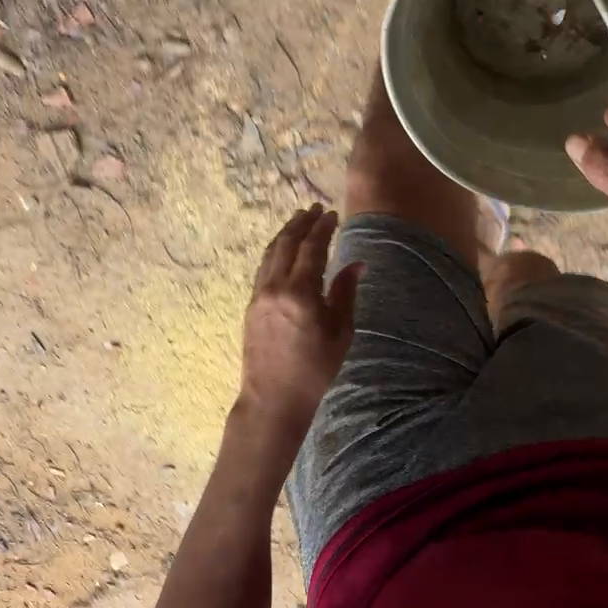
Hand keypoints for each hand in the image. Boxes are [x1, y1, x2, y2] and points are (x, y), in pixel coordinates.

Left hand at [235, 205, 361, 438]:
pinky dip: (274, 251)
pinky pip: (263, 267)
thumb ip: (345, 293)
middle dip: (302, 223)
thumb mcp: (340, 333)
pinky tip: (281, 249)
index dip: (323, 228)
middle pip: (287, 243)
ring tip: (298, 220)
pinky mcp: (251, 305)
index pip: (312, 248)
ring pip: (270, 253)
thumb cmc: (315, 370)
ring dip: (285, 233)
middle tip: (315, 209)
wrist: (274, 398)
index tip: (332, 214)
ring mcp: (259, 295)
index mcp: (301, 293)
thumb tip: (356, 264)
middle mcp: (275, 288)